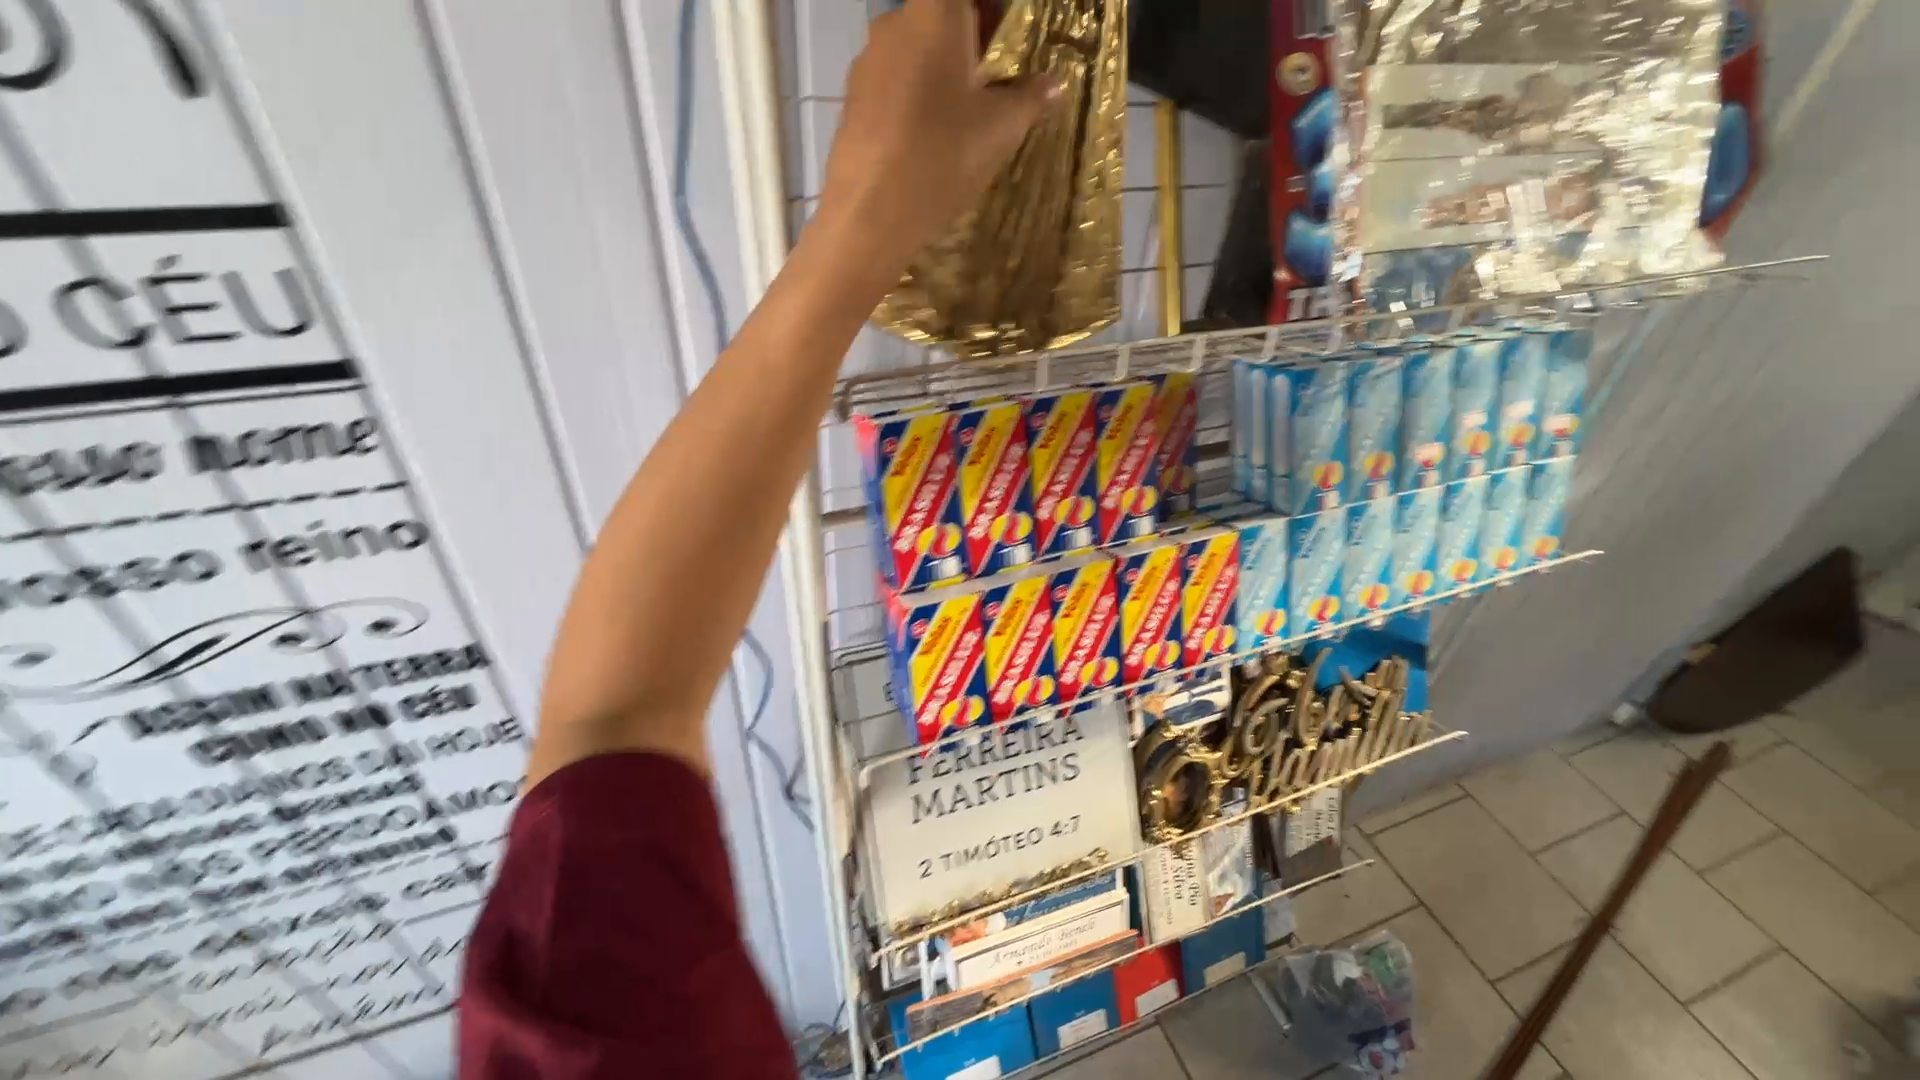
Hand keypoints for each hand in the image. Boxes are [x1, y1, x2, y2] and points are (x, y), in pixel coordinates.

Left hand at [814, 0, 1062, 270]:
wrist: (872, 213)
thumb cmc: (944, 155)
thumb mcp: (1001, 128)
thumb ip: (1030, 98)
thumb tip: (1053, 83)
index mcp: (935, 12)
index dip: (989, 13)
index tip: (1004, 43)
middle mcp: (894, 23)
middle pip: (938, 18)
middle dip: (967, 44)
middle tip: (992, 84)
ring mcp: (866, 62)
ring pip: (913, 53)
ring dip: (939, 75)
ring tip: (962, 121)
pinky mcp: (851, 101)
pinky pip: (892, 86)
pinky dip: (913, 101)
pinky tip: (927, 141)